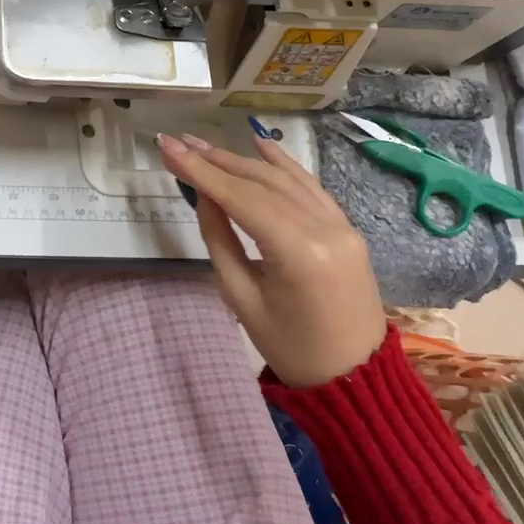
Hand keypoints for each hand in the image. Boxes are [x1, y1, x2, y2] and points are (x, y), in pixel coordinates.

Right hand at [158, 131, 386, 387]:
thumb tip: (204, 193)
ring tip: (205, 146)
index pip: (240, 197)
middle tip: (178, 143)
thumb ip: (219, 238)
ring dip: (242, 160)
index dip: (200, 170)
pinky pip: (311, 187)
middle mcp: (324, 228)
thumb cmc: (290, 347)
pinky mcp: (348, 229)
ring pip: (285, 179)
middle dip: (216, 160)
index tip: (167, 146)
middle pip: (261, 183)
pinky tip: (260, 146)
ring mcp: (341, 226)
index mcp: (298, 251)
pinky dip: (284, 165)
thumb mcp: (240, 297)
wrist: (356, 381)